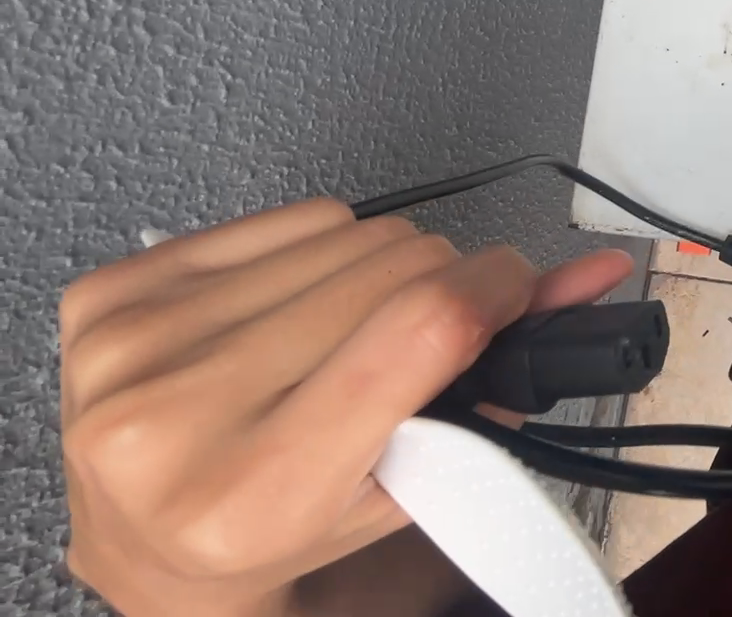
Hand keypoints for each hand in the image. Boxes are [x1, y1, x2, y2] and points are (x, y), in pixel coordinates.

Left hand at [60, 199, 633, 616]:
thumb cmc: (304, 516)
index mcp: (261, 492)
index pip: (427, 324)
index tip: (518, 288)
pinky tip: (312, 302)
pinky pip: (304, 215)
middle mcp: (172, 422)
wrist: (155, 535)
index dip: (501, 285)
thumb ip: (522, 358)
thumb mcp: (430, 460)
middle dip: (450, 281)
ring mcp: (132, 350)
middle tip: (431, 333)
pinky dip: (337, 246)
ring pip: (360, 230)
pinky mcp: (111, 294)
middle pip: (402, 265)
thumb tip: (601, 269)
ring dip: (394, 266)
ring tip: (365, 327)